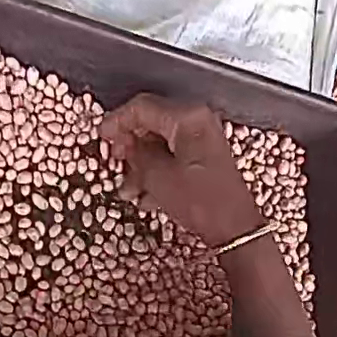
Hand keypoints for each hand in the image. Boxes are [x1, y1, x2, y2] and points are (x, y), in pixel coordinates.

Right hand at [99, 95, 263, 246]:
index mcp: (187, 116)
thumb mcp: (158, 177)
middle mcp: (197, 121)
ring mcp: (203, 141)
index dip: (117, 122)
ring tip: (129, 190)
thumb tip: (126, 143)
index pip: (142, 108)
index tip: (101, 137)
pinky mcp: (205, 160)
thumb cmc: (200, 201)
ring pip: (161, 145)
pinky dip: (158, 174)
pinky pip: (174, 158)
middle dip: (130, 147)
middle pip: (151, 125)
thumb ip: (137, 154)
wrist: (234, 229)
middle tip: (115, 164)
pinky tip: (146, 197)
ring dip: (141, 166)